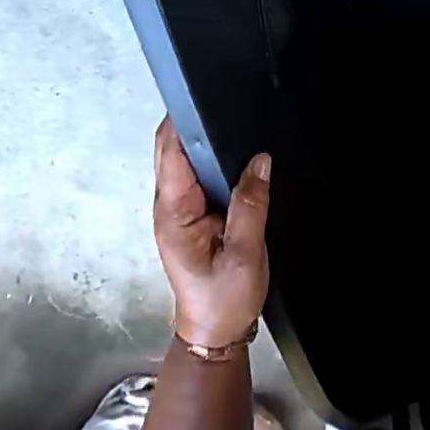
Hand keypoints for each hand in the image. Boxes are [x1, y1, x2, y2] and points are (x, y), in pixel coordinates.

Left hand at [153, 117, 270, 347]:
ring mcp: (176, 208)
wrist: (215, 331)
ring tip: (229, 116)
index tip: (203, 97)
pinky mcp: (189, 212)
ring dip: (199, 139)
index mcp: (174, 213)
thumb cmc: (225, 297)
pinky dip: (206, 157)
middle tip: (222, 99)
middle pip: (170, 151)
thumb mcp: (245, 253)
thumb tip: (261, 159)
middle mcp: (168, 205)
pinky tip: (228, 148)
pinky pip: (193, 174)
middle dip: (190, 125)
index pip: (171, 155)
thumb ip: (251, 204)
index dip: (182, 125)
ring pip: (181, 160)